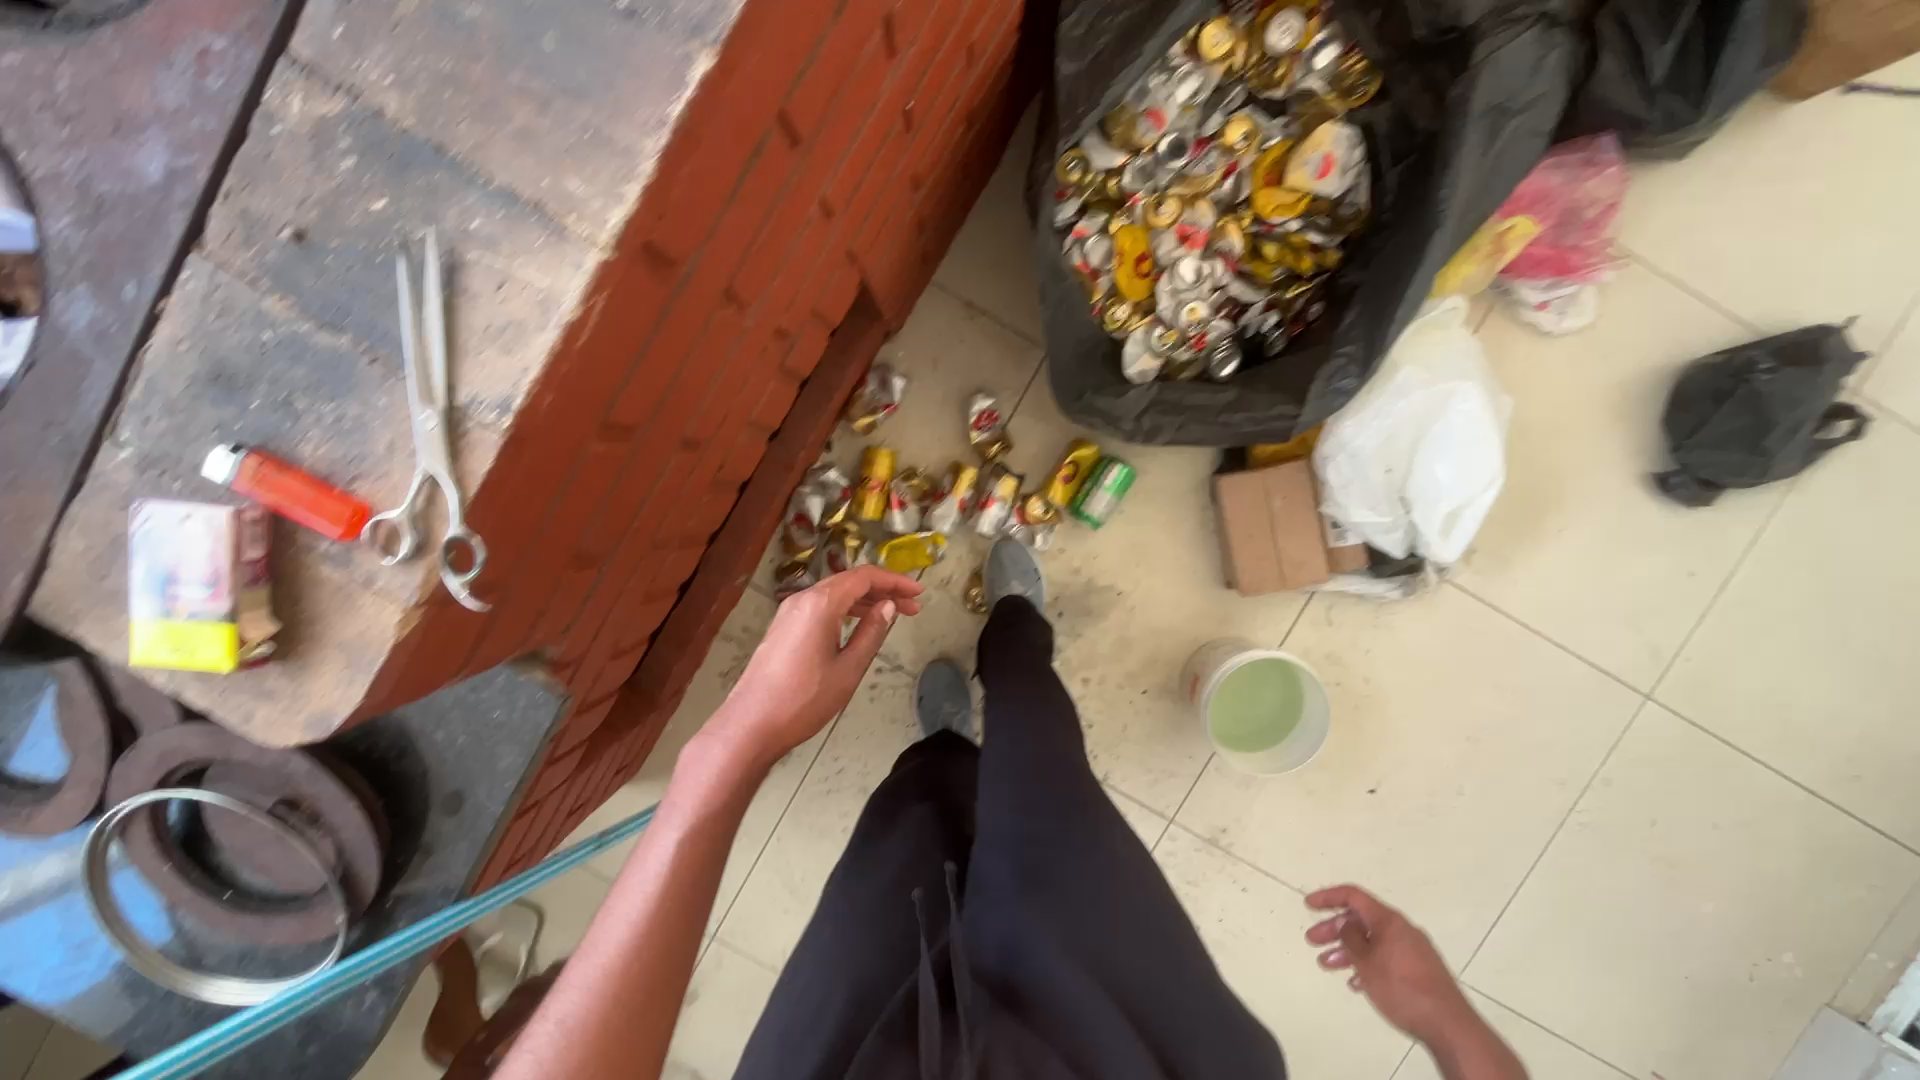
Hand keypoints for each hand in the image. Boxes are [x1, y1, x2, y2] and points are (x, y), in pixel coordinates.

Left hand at [709, 567, 923, 764]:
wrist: (751, 724)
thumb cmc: (804, 699)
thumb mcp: (848, 669)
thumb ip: (871, 633)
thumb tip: (888, 606)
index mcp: (820, 603)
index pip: (864, 576)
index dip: (894, 581)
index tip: (918, 594)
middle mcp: (802, 599)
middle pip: (849, 582)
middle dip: (883, 590)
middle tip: (913, 608)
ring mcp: (789, 613)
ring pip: (834, 594)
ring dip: (865, 601)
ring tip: (893, 616)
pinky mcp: (783, 628)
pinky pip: (820, 608)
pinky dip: (845, 610)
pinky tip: (860, 625)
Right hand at [1305, 885, 1472, 1044]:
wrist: (1449, 1025)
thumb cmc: (1402, 988)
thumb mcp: (1367, 962)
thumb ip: (1351, 939)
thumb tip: (1346, 924)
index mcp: (1389, 920)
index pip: (1353, 896)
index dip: (1328, 897)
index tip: (1308, 905)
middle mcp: (1401, 930)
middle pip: (1361, 920)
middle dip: (1334, 929)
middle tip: (1312, 940)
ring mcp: (1412, 950)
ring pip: (1372, 941)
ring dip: (1347, 950)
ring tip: (1327, 965)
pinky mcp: (1419, 970)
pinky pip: (1385, 958)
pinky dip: (1367, 965)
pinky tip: (1356, 983)